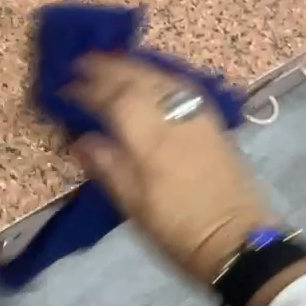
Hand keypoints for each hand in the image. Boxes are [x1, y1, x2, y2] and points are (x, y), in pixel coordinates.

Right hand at [62, 55, 279, 284]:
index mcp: (149, 142)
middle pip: (137, 80)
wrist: (241, 243)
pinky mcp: (212, 123)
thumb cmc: (179, 229)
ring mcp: (196, 119)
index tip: (64, 88)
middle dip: (107, 67)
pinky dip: (158, 74)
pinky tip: (149, 76)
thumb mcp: (133, 205)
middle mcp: (173, 120)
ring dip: (132, 65)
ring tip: (110, 62)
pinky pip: (180, 86)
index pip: (112, 101)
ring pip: (160, 77)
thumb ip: (106, 166)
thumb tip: (80, 139)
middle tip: (81, 63)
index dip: (85, 90)